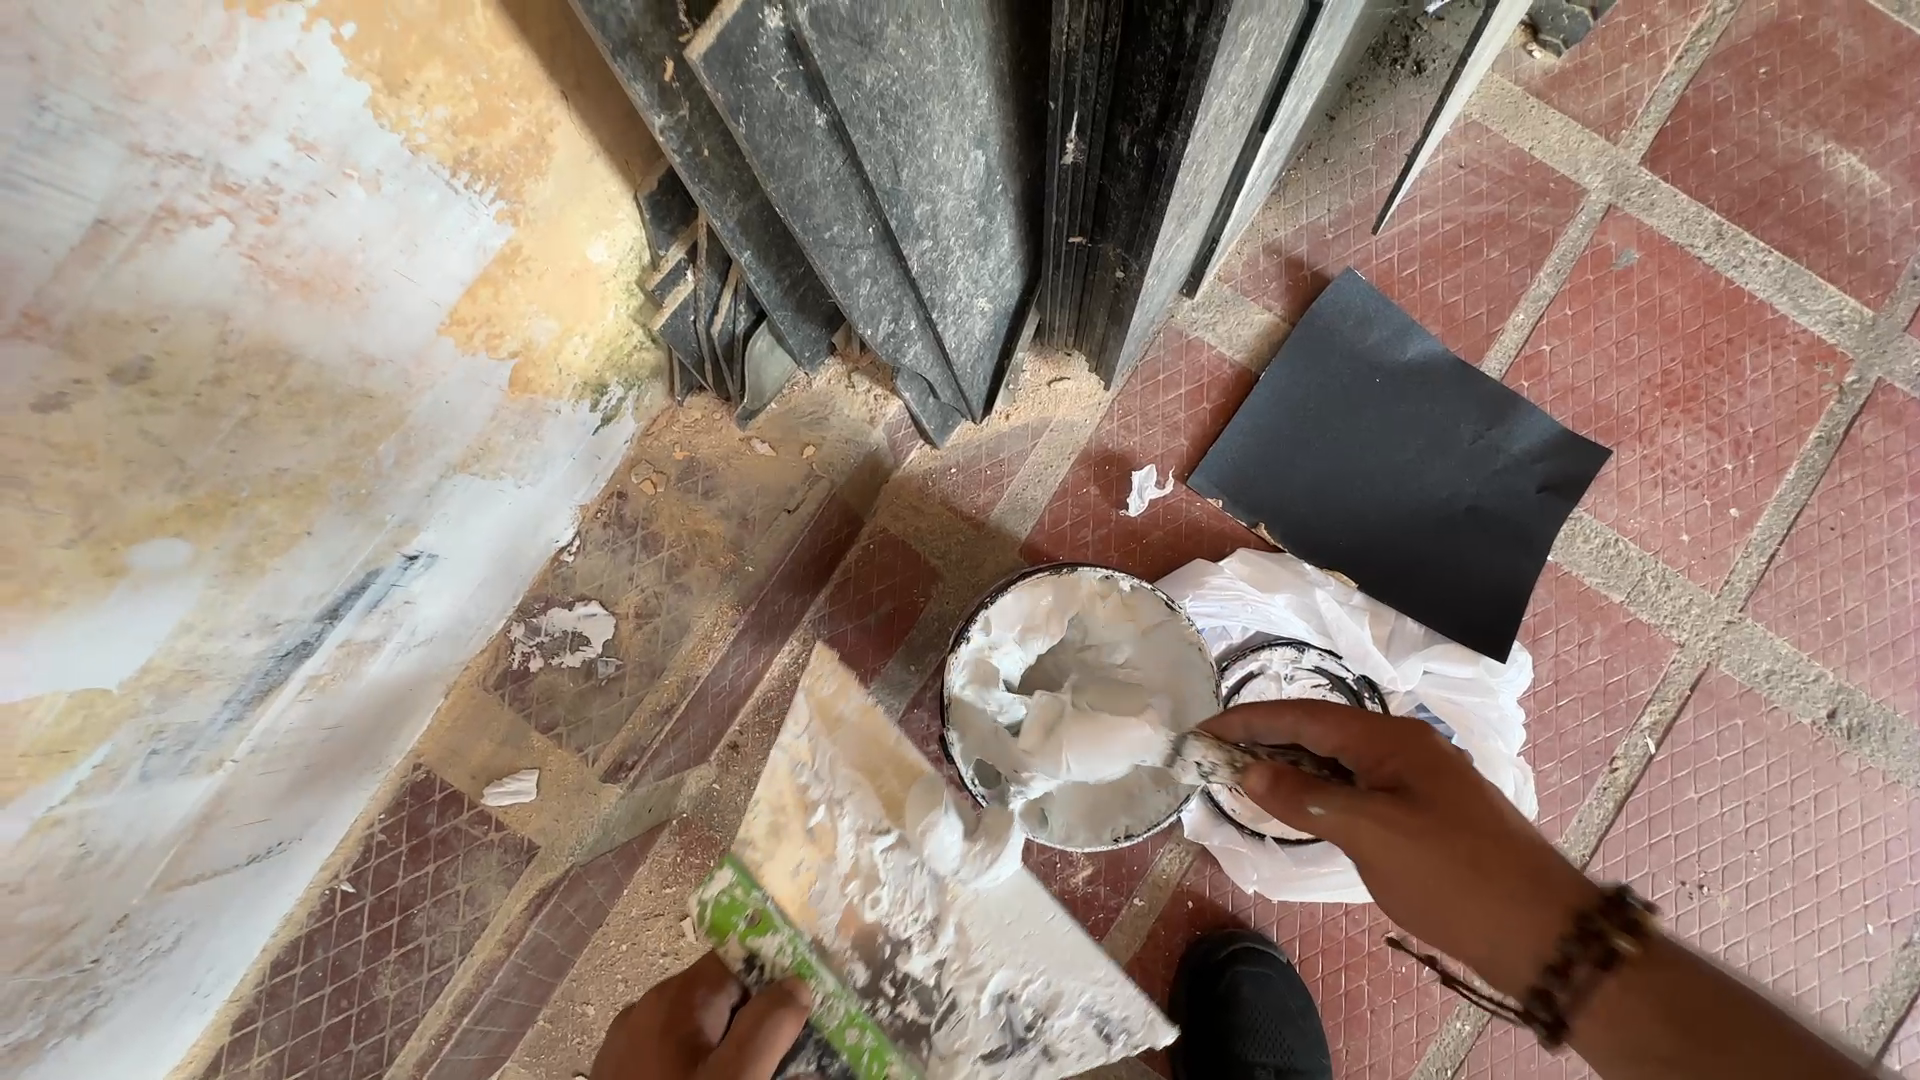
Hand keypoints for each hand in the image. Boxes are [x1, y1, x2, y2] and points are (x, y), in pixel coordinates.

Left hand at [591, 952, 811, 1079]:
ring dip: (725, 1047)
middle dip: (752, 1021)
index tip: (796, 1016)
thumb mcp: (736, 1079)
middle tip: (774, 1061)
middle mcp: (648, 1006)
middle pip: (719, 994)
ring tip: (743, 1074)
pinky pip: (671, 1053)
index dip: (773, 982)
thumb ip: (770, 1025)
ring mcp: (627, 1042)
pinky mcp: (619, 1072)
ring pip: (696, 1028)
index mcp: (678, 995)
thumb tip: (796, 984)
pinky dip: (694, 1065)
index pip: (740, 960)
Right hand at [1202, 701, 1600, 996]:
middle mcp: (1401, 746)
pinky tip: (1300, 806)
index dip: (1247, 722)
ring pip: (1336, 759)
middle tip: (1216, 757)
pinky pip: (1355, 785)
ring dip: (1290, 766)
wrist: (1549, 936)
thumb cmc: (1453, 875)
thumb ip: (1304, 797)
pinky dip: (1319, 790)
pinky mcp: (1423, 809)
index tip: (1202, 731)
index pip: (1300, 716)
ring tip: (1246, 779)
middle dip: (1264, 741)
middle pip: (1317, 732)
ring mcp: (1415, 778)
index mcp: (1388, 739)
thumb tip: (1250, 772)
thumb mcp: (1369, 833)